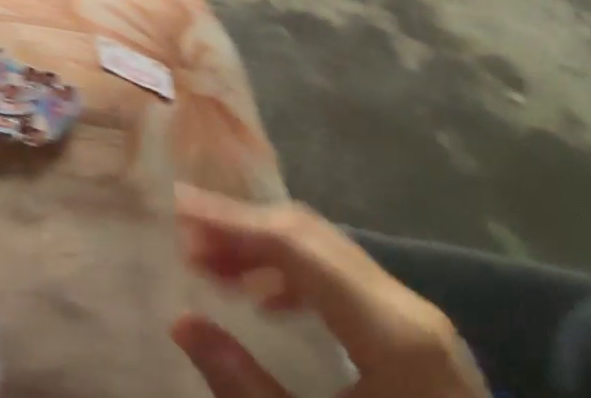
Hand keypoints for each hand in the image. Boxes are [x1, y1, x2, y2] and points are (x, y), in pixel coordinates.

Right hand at [169, 186, 488, 397]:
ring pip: (326, 252)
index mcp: (391, 331)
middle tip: (178, 234)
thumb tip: (181, 321)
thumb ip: (244, 385)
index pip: (295, 245)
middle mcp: (408, 308)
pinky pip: (344, 280)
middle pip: (310, 236)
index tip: (173, 210)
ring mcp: (417, 319)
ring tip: (207, 265)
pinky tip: (259, 299)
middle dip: (238, 227)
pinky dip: (293, 274)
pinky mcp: (416, 337)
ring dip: (262, 248)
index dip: (229, 221)